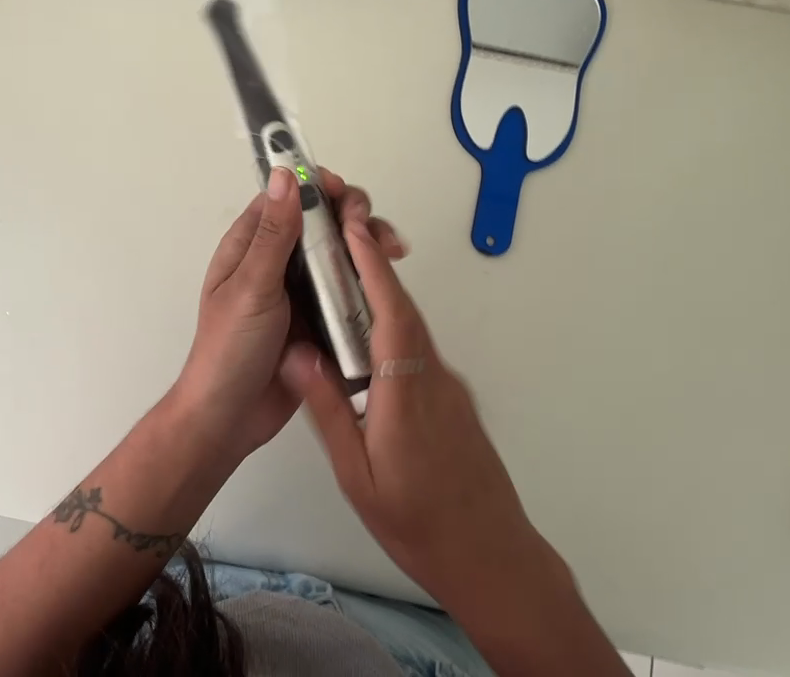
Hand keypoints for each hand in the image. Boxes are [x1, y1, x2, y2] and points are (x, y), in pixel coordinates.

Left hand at [174, 168, 406, 466]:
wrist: (230, 418)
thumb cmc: (230, 349)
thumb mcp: (251, 288)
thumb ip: (273, 235)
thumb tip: (283, 176)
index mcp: (250, 247)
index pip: (285, 199)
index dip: (315, 186)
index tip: (341, 191)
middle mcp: (276, 262)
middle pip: (320, 221)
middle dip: (351, 214)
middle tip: (373, 229)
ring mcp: (299, 291)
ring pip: (339, 252)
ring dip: (367, 243)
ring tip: (394, 249)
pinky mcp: (320, 318)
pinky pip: (348, 288)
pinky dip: (370, 278)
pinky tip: (391, 277)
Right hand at [279, 204, 543, 621]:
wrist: (493, 560)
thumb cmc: (420, 525)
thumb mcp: (357, 476)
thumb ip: (327, 410)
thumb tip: (297, 354)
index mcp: (406, 395)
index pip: (391, 314)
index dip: (372, 266)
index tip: (353, 228)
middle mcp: (435, 381)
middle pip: (404, 310)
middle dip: (375, 264)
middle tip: (342, 230)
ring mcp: (450, 390)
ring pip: (413, 329)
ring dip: (383, 295)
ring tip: (344, 274)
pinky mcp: (454, 402)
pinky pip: (419, 351)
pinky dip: (393, 327)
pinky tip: (366, 340)